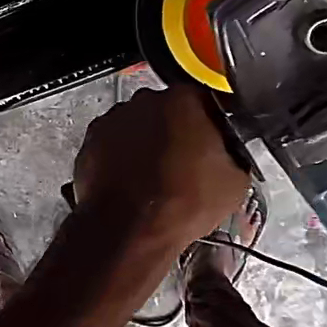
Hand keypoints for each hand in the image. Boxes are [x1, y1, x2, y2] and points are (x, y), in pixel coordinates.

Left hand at [65, 85, 250, 269]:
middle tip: (184, 162)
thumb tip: (227, 151)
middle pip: (166, 110)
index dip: (209, 124)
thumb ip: (232, 151)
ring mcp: (114, 118)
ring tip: (156, 176)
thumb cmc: (181, 201)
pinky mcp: (91, 138)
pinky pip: (112, 142)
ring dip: (145, 142)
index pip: (204, 102)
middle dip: (174, 131)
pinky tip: (132, 180)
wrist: (130, 226)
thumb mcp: (235, 180)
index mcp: (185, 100)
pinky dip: (120, 155)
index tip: (211, 142)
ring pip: (137, 125)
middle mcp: (145, 100)